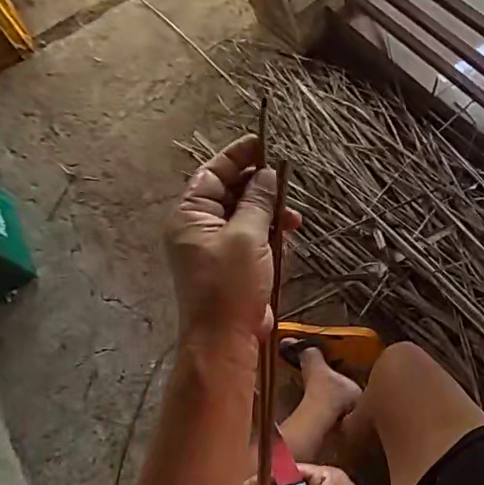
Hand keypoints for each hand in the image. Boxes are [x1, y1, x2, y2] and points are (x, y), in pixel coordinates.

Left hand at [165, 134, 299, 340]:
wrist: (226, 339)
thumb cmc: (230, 285)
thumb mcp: (247, 236)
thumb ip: (258, 201)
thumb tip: (266, 175)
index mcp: (189, 215)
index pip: (213, 172)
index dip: (239, 156)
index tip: (265, 144)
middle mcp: (198, 227)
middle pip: (230, 192)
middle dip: (260, 187)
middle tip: (287, 184)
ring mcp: (215, 247)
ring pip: (244, 215)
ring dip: (269, 212)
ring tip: (293, 219)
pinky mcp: (232, 264)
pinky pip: (250, 237)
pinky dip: (268, 233)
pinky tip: (287, 234)